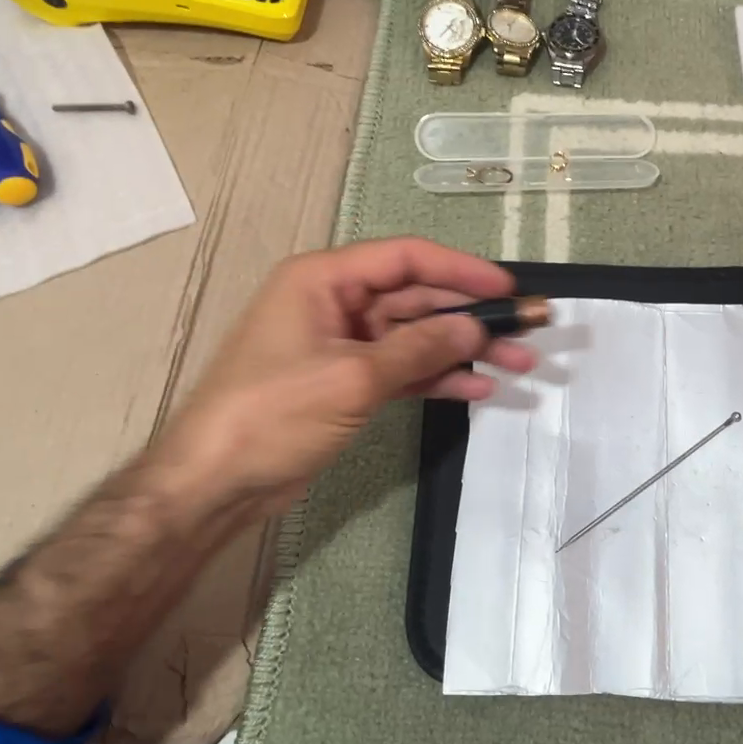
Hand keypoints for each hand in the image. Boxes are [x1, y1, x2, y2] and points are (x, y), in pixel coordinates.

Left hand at [160, 238, 534, 510]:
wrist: (213, 485)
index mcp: (324, 279)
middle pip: (419, 298)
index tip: (508, 289)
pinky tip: (480, 389)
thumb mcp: (351, 378)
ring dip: (465, 350)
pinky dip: (439, 378)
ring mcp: (344, 345)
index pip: (406, 259)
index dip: (461, 270)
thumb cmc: (272, 414)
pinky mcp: (349, 383)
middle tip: (529, 328)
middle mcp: (337, 303)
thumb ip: (419, 349)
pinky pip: (405, 370)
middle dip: (473, 316)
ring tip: (521, 363)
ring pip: (418, 337)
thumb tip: (476, 330)